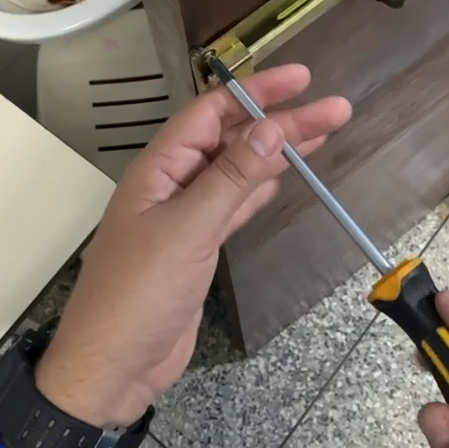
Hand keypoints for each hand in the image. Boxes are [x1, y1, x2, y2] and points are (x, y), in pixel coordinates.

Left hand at [35, 64, 350, 429]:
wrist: (113, 367)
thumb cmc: (138, 295)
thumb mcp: (187, 230)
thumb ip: (231, 179)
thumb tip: (272, 128)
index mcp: (159, 168)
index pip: (212, 113)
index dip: (257, 92)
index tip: (303, 80)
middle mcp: (171, 183)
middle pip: (230, 140)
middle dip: (280, 122)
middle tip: (334, 111)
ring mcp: (185, 216)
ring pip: (237, 172)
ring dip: (276, 153)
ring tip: (322, 136)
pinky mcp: (197, 247)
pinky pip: (234, 205)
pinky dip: (260, 190)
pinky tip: (283, 177)